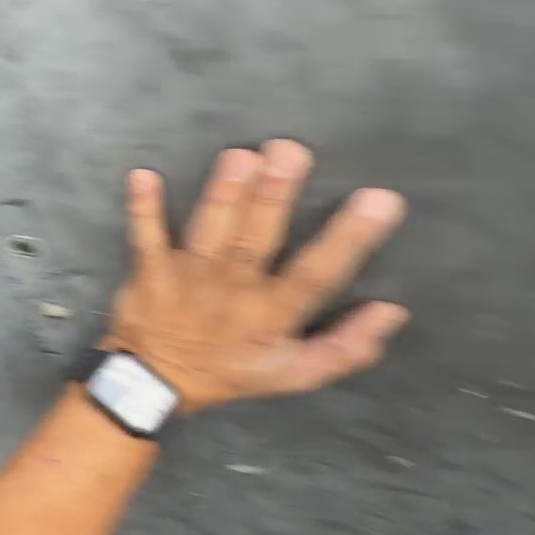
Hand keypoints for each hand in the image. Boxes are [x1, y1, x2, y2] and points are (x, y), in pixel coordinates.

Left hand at [101, 140, 407, 412]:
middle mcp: (231, 293)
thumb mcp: (295, 374)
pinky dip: (143, 209)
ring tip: (240, 156)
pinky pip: (145, 238)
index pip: (317, 275)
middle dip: (272, 197)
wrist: (155, 383)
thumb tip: (391, 310)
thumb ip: (346, 346)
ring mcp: (187, 280)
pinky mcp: (149, 272)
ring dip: (221, 194)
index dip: (349, 239)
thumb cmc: (230, 370)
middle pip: (255, 242)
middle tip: (289, 151)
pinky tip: (143, 176)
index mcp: (271, 317)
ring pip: (208, 234)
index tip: (378, 199)